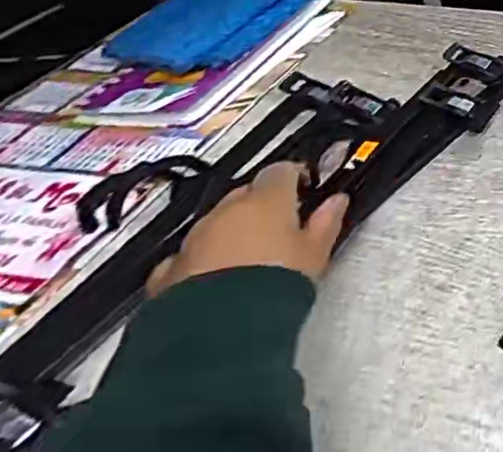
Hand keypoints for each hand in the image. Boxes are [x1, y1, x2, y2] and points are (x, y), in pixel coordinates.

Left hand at [146, 162, 348, 296]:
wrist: (217, 332)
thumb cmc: (271, 284)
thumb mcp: (316, 250)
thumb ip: (327, 220)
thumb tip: (336, 204)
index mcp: (265, 201)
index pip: (281, 171)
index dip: (296, 175)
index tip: (306, 186)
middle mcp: (225, 215)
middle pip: (245, 194)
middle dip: (263, 204)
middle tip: (284, 221)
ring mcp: (192, 243)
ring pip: (216, 224)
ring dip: (234, 230)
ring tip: (255, 253)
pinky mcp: (166, 274)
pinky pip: (188, 255)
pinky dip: (204, 258)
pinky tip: (219, 274)